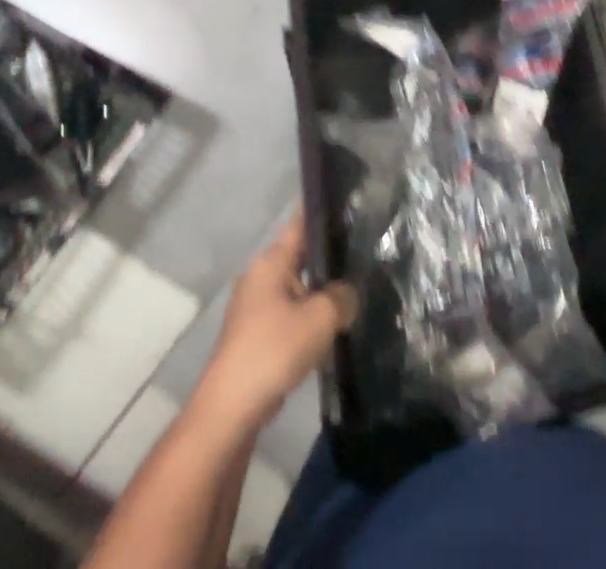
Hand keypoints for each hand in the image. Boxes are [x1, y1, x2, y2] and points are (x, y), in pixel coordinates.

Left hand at [194, 216, 356, 432]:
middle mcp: (260, 278)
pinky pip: (294, 313)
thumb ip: (343, 295)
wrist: (234, 405)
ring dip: (324, 292)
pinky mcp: (260, 333)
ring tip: (362, 288)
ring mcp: (257, 307)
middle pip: (303, 257)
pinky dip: (314, 316)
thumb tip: (347, 294)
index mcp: (270, 264)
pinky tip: (338, 325)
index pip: (300, 225)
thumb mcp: (322, 316)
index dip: (323, 212)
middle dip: (332, 257)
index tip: (350, 200)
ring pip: (301, 288)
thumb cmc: (275, 349)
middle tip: (370, 252)